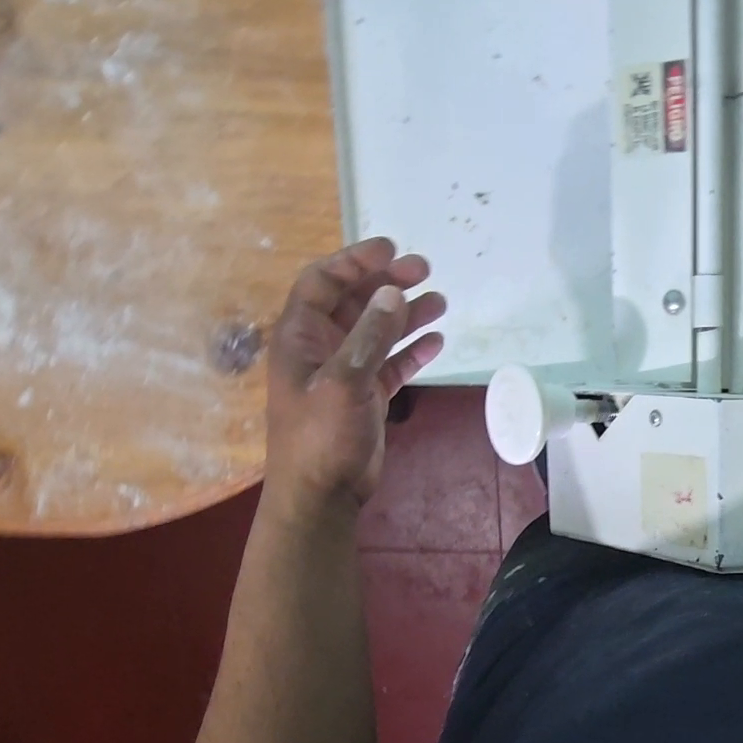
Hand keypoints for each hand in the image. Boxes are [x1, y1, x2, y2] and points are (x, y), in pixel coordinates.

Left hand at [263, 238, 447, 522]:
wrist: (322, 492)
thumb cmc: (322, 436)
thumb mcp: (344, 381)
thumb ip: (369, 336)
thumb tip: (392, 292)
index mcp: (301, 337)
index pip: (324, 283)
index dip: (355, 261)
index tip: (392, 249)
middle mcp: (322, 348)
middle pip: (355, 302)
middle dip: (387, 283)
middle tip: (425, 270)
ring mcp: (346, 373)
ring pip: (378, 332)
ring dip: (406, 314)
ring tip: (441, 301)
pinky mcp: (366, 397)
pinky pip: (391, 363)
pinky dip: (412, 351)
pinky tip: (438, 341)